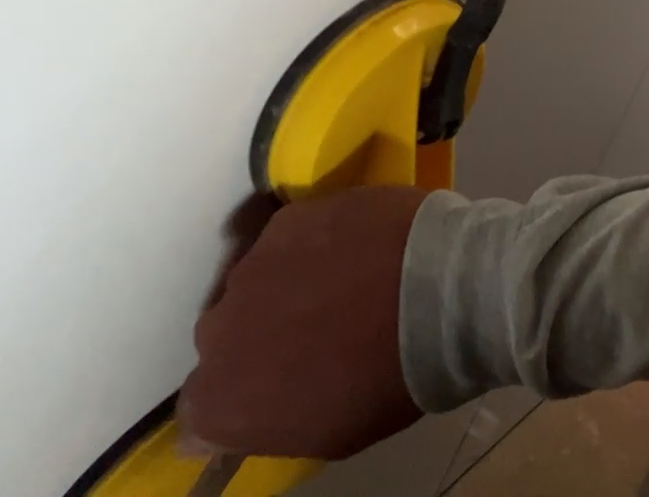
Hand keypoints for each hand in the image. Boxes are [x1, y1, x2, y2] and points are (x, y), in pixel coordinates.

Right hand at [180, 186, 432, 458]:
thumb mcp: (332, 430)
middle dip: (272, 328)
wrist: (442, 294)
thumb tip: (250, 412)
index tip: (289, 375)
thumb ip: (275, 420)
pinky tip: (364, 240)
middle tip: (330, 321)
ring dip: (296, 278)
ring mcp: (250, 269)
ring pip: (263, 278)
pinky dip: (324, 237)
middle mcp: (216, 334)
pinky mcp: (290, 219)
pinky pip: (296, 233)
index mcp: (219, 402)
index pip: (206, 406)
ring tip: (354, 275)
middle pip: (233, 333)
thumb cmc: (395, 376)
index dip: (248, 388)